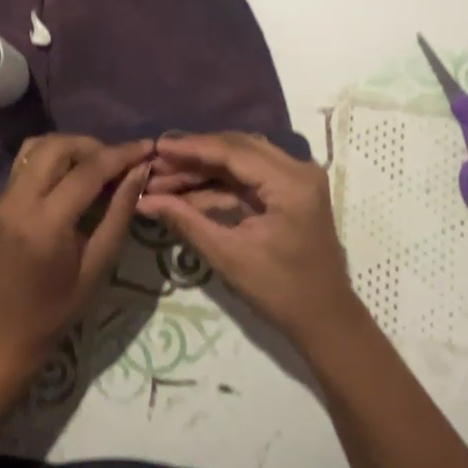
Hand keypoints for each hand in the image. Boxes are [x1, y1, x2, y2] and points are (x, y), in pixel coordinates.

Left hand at [0, 135, 152, 364]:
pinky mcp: (3, 198)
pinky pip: (28, 158)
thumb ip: (118, 214)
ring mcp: (7, 196)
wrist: (6, 329)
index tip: (147, 147)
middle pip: (59, 146)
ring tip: (98, 166)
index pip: (87, 171)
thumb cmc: (58, 308)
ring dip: (72, 146)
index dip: (121, 154)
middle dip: (95, 146)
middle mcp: (21, 200)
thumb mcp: (98, 265)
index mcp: (46, 222)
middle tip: (120, 163)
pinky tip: (74, 173)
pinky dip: (54, 154)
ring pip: (40, 145)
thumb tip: (139, 172)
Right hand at [138, 133, 358, 346]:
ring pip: (240, 162)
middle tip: (155, 165)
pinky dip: (218, 187)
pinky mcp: (288, 193)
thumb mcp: (228, 255)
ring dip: (203, 172)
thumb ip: (186, 221)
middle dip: (194, 158)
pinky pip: (248, 179)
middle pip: (236, 149)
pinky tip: (184, 196)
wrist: (324, 320)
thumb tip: (144, 200)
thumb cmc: (280, 291)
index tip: (156, 148)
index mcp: (290, 182)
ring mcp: (295, 179)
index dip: (192, 148)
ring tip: (162, 182)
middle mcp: (297, 169)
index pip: (233, 152)